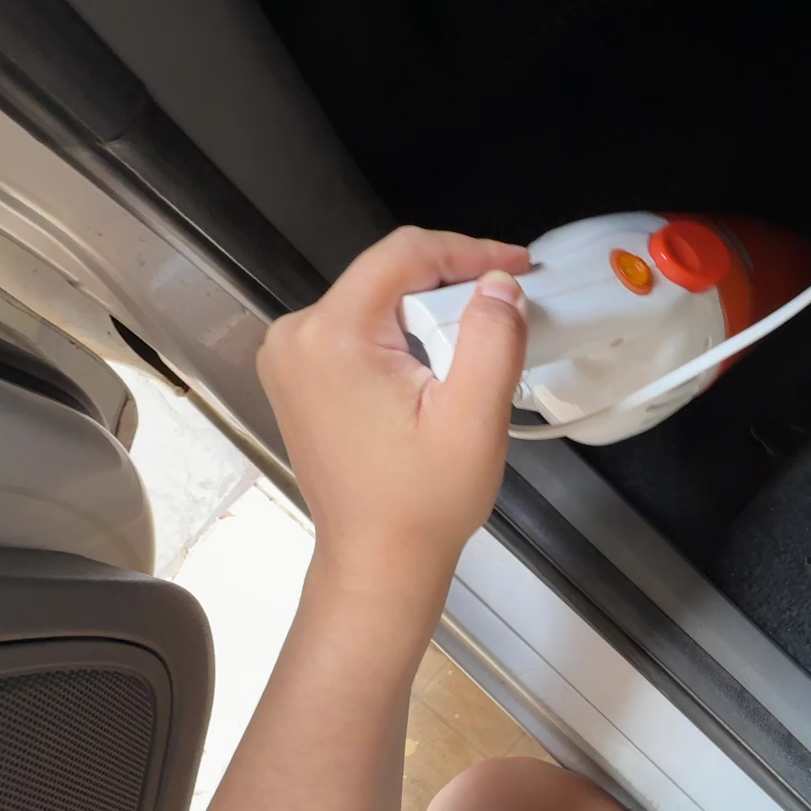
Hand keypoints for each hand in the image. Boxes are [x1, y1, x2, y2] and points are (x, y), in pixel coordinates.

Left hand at [257, 226, 531, 582]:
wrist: (381, 559)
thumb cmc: (423, 502)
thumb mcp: (474, 419)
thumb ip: (492, 340)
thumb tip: (501, 285)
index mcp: (333, 336)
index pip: (404, 254)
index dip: (470, 251)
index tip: (517, 267)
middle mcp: (298, 337)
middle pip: (388, 276)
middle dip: (453, 285)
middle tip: (506, 311)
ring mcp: (293, 359)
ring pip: (377, 303)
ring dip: (431, 312)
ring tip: (478, 344)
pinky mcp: (303, 380)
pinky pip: (362, 333)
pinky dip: (406, 337)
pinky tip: (439, 367)